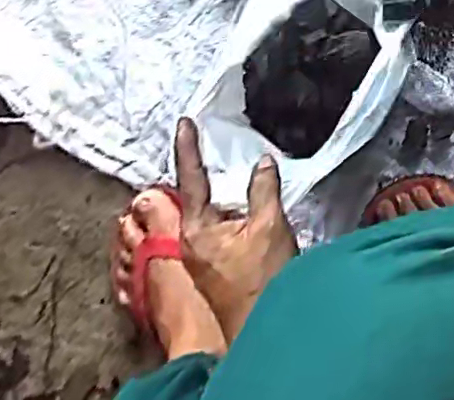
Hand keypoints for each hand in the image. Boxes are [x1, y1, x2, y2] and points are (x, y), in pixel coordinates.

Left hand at [173, 118, 296, 339]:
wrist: (265, 330)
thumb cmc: (264, 281)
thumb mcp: (269, 226)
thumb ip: (263, 188)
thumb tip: (262, 161)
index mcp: (197, 229)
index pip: (191, 178)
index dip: (188, 147)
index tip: (183, 123)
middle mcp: (191, 242)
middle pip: (192, 195)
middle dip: (197, 169)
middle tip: (202, 138)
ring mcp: (200, 257)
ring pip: (203, 212)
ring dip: (213, 191)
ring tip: (224, 169)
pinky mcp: (212, 267)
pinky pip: (212, 226)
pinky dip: (222, 209)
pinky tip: (238, 204)